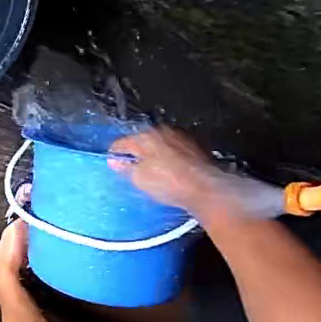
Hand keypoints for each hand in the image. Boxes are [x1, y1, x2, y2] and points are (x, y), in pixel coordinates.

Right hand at [108, 127, 238, 220]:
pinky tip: (170, 172)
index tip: (113, 163)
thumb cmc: (170, 183)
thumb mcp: (138, 178)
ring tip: (153, 172)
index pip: (122, 143)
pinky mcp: (196, 147)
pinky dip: (169, 158)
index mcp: (145, 136)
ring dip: (154, 155)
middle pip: (142, 141)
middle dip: (136, 153)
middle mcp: (163, 132)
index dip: (115, 154)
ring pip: (160, 145)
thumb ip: (124, 167)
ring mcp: (181, 138)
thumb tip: (115, 161)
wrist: (207, 189)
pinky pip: (175, 150)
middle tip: (133, 170)